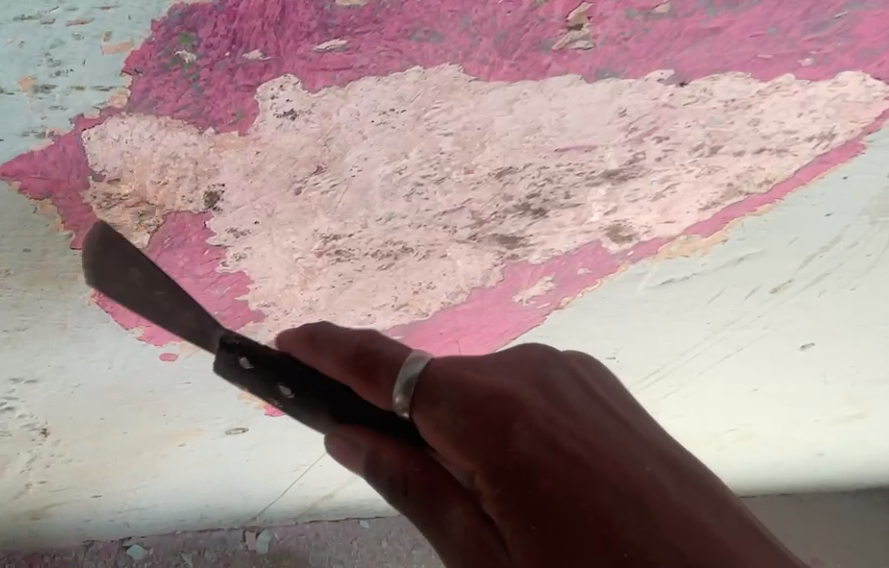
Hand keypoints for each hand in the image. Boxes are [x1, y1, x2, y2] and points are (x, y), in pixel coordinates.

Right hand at [277, 325, 803, 567]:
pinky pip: (521, 393)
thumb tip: (343, 434)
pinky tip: (531, 485)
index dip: (323, 349)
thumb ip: (407, 486)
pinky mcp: (606, 390)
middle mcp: (526, 368)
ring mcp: (572, 373)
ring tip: (488, 505)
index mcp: (490, 409)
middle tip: (395, 475)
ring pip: (475, 389)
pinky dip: (498, 423)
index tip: (282, 342)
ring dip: (453, 426)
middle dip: (399, 416)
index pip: (378, 362)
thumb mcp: (489, 563)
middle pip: (428, 380)